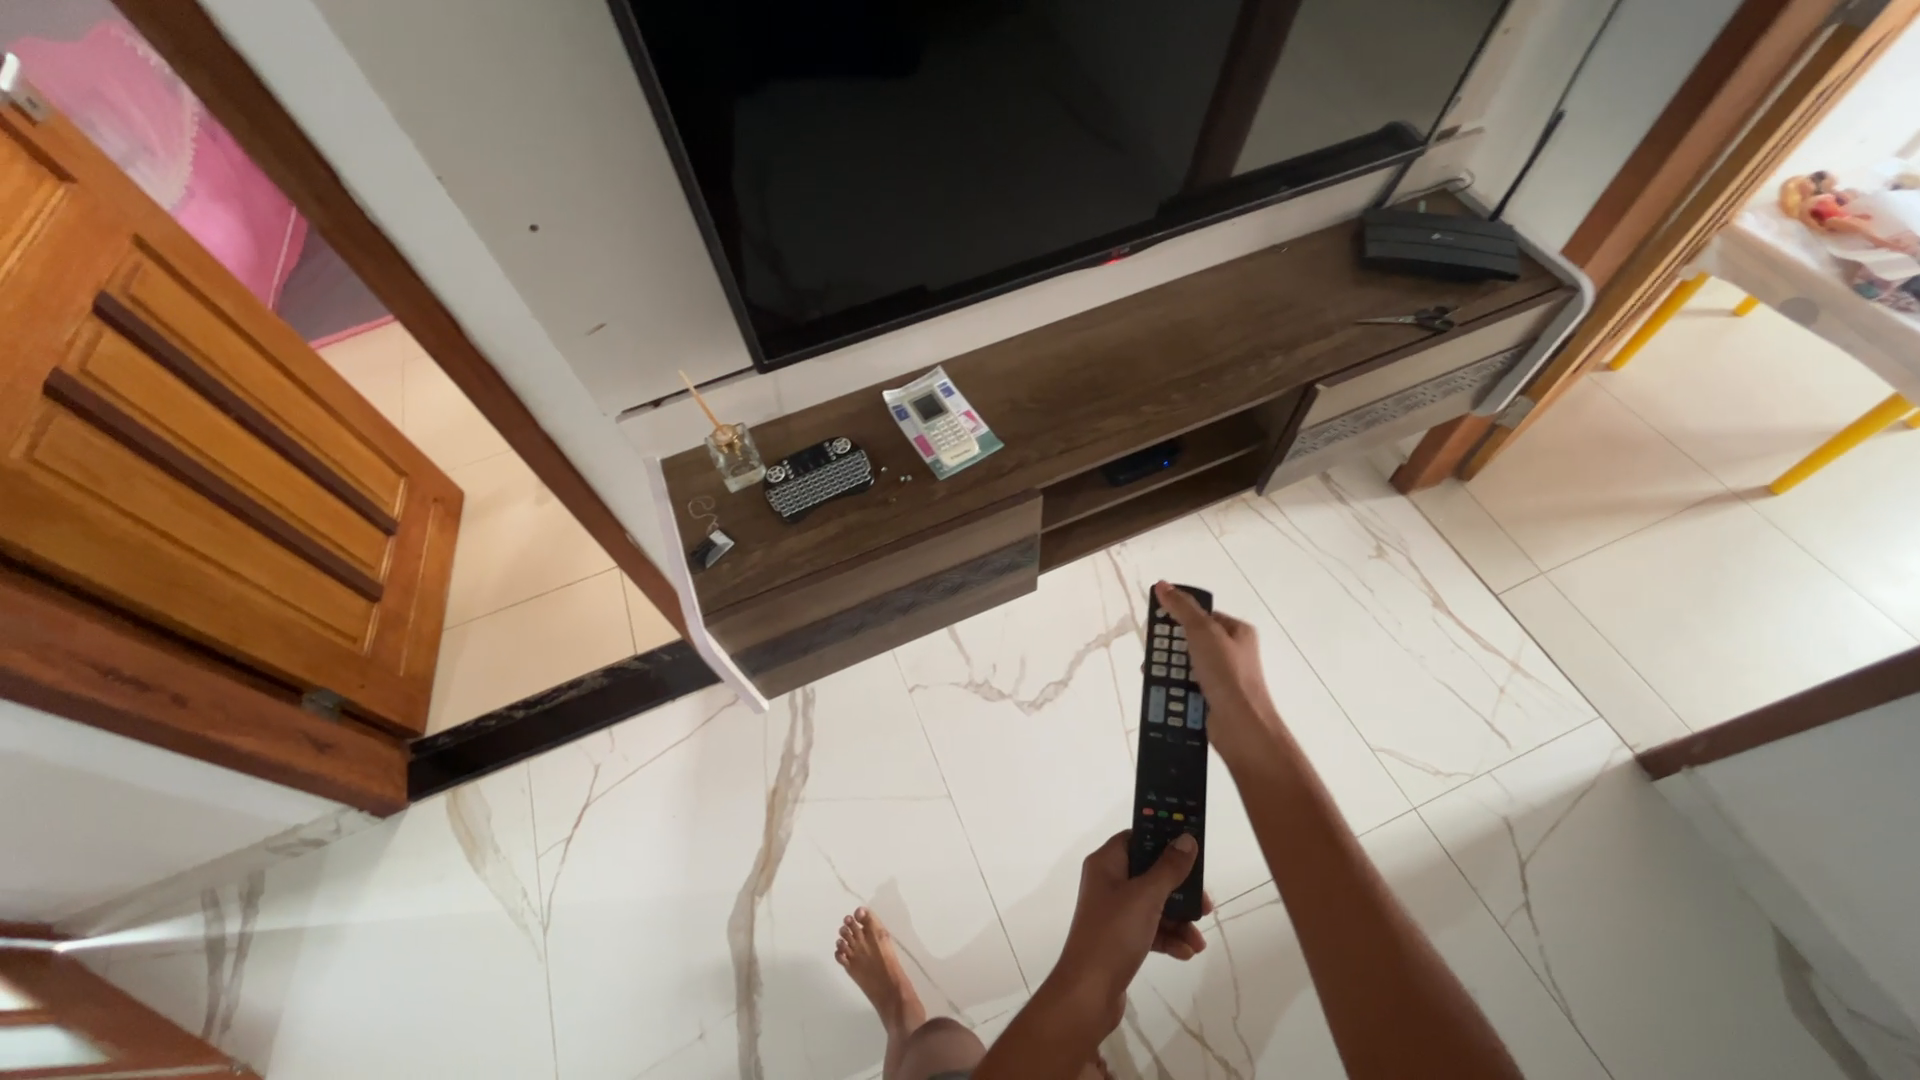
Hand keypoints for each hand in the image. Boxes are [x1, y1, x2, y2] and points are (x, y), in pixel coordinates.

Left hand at [1046, 831, 1209, 1030]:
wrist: (1089, 991)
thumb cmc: (1114, 933)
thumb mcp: (1146, 896)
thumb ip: (1169, 868)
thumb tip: (1186, 838)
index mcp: (1106, 863)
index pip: (1136, 838)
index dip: (1162, 839)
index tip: (1190, 848)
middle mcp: (1107, 882)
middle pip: (1150, 873)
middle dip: (1179, 889)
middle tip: (1205, 903)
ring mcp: (1113, 911)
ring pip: (1153, 904)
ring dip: (1179, 919)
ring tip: (1199, 939)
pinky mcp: (1119, 938)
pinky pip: (1149, 929)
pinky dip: (1168, 938)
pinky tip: (1186, 952)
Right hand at [1154, 581, 1281, 763]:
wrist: (1241, 726)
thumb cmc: (1226, 673)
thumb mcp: (1202, 632)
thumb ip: (1181, 608)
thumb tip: (1162, 584)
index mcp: (1236, 631)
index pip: (1202, 615)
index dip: (1178, 617)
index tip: (1156, 624)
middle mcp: (1231, 652)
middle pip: (1190, 641)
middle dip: (1168, 647)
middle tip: (1152, 653)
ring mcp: (1221, 678)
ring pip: (1184, 665)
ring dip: (1166, 669)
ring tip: (1151, 673)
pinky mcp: (1210, 698)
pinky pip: (1185, 686)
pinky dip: (1171, 687)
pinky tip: (1159, 689)